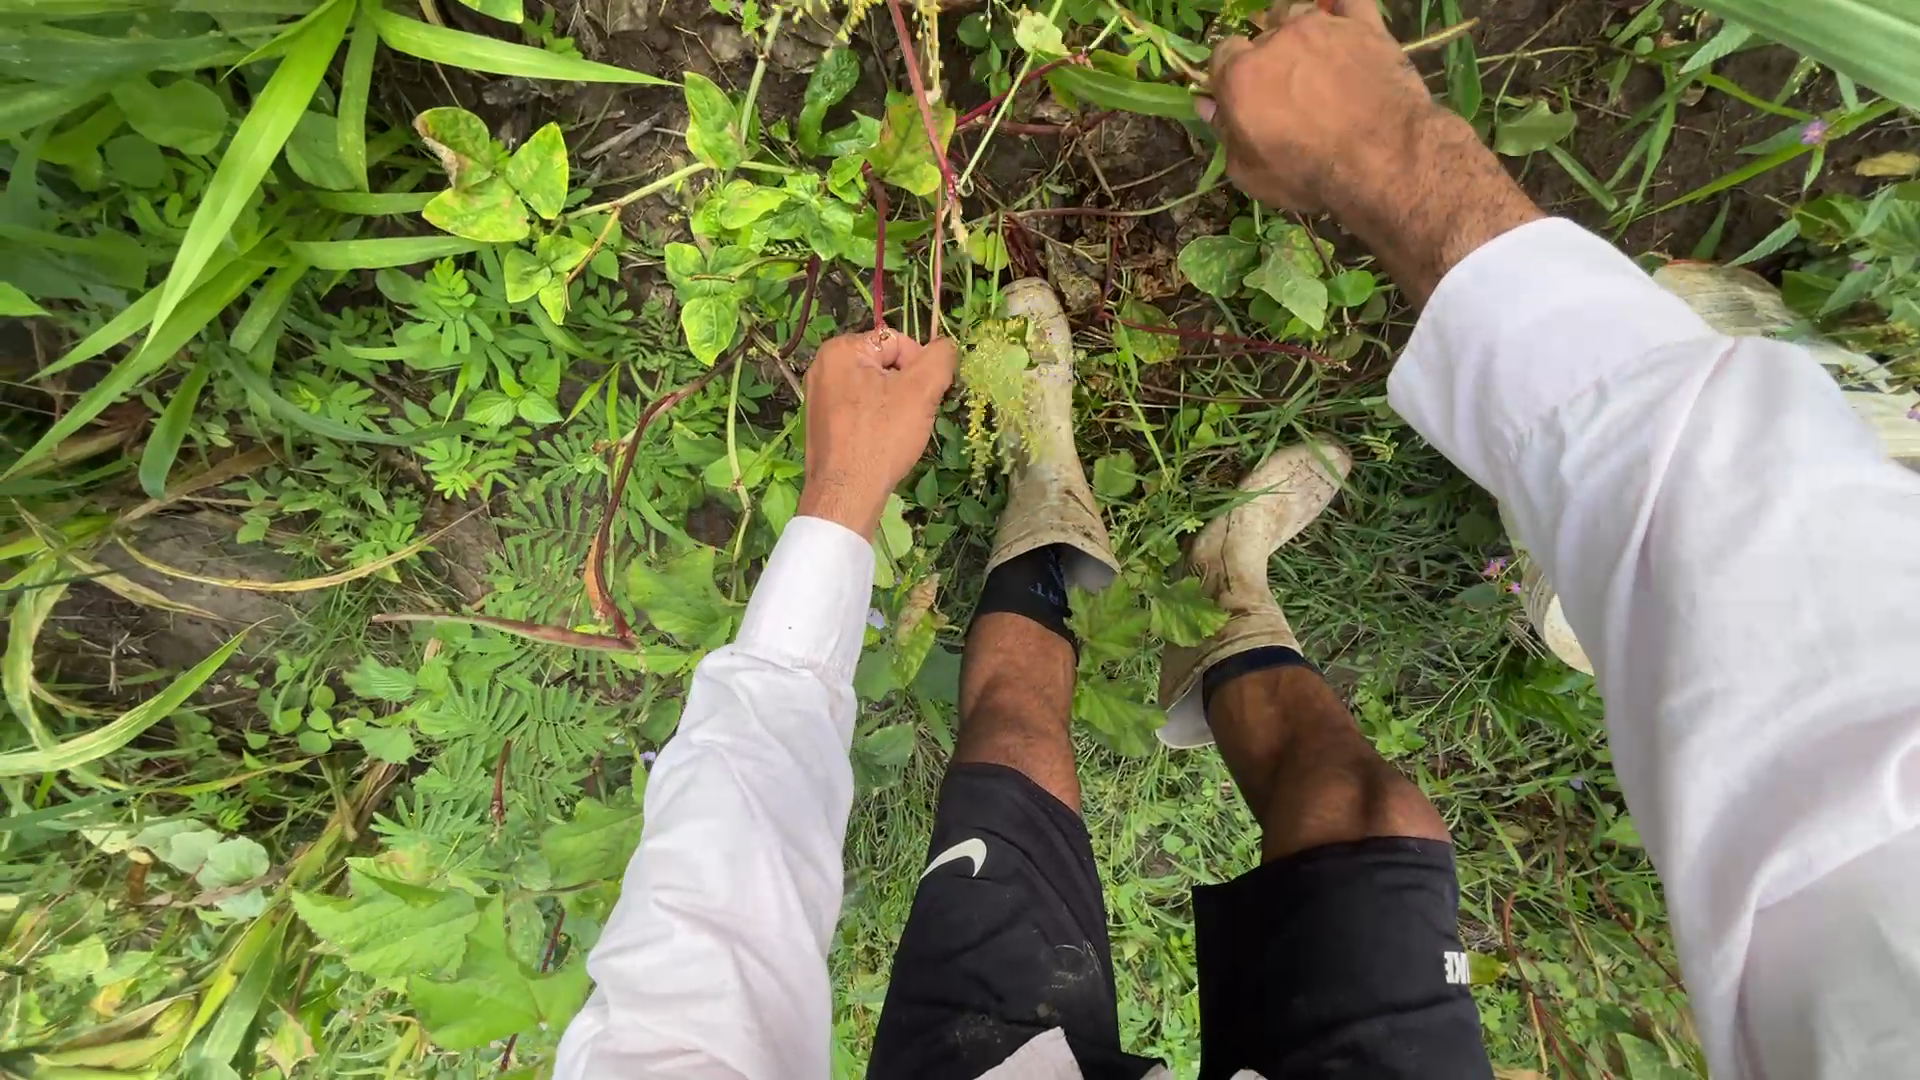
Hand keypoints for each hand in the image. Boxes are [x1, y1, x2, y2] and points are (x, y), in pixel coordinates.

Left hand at [798, 330, 956, 539]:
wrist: (846, 494)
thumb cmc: (881, 438)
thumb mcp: (921, 391)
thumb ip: (940, 359)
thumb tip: (948, 347)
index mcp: (840, 350)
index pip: (897, 342)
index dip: (920, 367)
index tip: (925, 396)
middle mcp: (823, 368)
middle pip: (885, 366)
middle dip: (907, 389)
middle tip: (913, 417)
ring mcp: (819, 398)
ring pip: (876, 390)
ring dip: (896, 407)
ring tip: (898, 432)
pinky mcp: (823, 425)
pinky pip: (861, 411)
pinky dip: (878, 423)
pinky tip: (883, 443)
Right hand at [1199, 0, 1543, 303]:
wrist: (1378, 156)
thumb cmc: (1303, 173)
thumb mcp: (1248, 171)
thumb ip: (1224, 132)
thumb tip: (1207, 105)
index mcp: (1240, 77)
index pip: (1221, 55)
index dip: (1226, 75)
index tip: (1236, 95)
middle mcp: (1275, 41)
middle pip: (1260, 35)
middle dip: (1263, 59)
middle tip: (1276, 90)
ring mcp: (1322, 25)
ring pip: (1296, 12)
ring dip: (1294, 31)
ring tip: (1305, 59)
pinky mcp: (1363, 22)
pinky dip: (1338, 7)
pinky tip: (1337, 19)